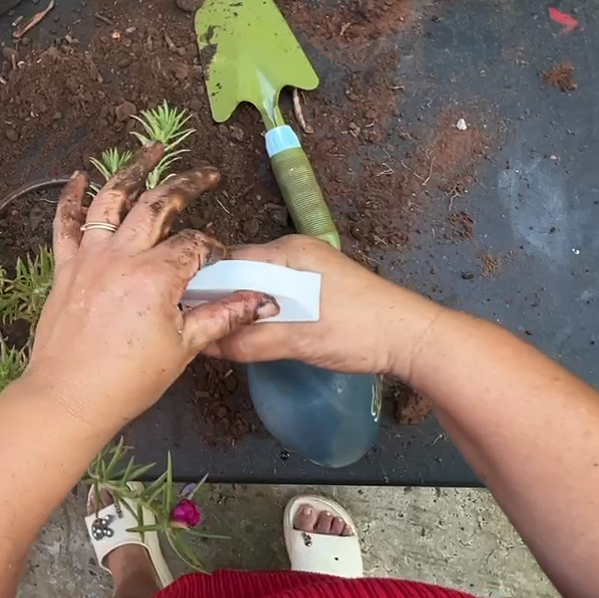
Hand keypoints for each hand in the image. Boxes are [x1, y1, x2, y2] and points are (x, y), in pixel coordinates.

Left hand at [19, 145, 276, 433]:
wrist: (69, 395)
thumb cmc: (129, 378)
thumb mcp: (183, 347)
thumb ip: (222, 316)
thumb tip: (261, 300)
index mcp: (156, 275)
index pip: (194, 245)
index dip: (211, 249)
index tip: (218, 260)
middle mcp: (121, 254)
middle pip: (158, 205)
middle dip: (187, 184)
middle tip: (207, 173)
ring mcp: (89, 257)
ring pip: (110, 199)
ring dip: (132, 169)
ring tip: (152, 149)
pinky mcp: (65, 267)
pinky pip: (65, 223)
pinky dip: (70, 198)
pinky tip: (78, 177)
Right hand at [201, 235, 446, 379]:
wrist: (416, 339)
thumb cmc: (360, 332)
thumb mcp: (300, 340)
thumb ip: (250, 342)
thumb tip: (204, 346)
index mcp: (288, 252)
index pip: (229, 260)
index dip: (203, 284)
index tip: (182, 308)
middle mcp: (294, 251)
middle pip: (241, 270)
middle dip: (220, 296)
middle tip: (196, 323)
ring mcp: (306, 266)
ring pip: (257, 282)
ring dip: (241, 304)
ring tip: (218, 328)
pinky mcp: (316, 284)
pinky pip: (274, 291)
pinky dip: (260, 307)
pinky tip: (251, 328)